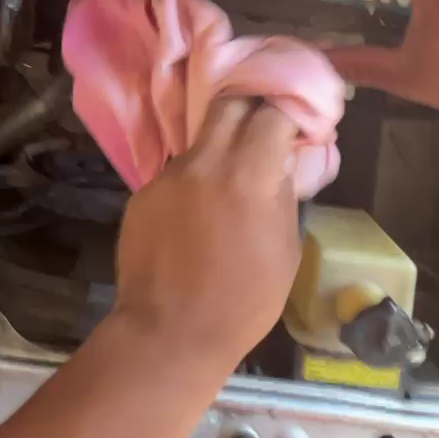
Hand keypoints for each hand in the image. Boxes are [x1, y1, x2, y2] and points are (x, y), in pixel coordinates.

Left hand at [111, 99, 300, 367]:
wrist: (169, 331)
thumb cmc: (242, 301)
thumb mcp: (284, 251)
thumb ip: (283, 195)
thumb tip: (285, 159)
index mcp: (247, 177)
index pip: (270, 114)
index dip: (286, 112)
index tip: (295, 123)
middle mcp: (204, 164)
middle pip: (227, 105)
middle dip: (250, 108)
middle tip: (262, 128)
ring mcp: (168, 175)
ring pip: (200, 141)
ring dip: (220, 149)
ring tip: (230, 180)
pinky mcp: (144, 191)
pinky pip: (176, 173)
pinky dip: (193, 181)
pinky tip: (196, 213)